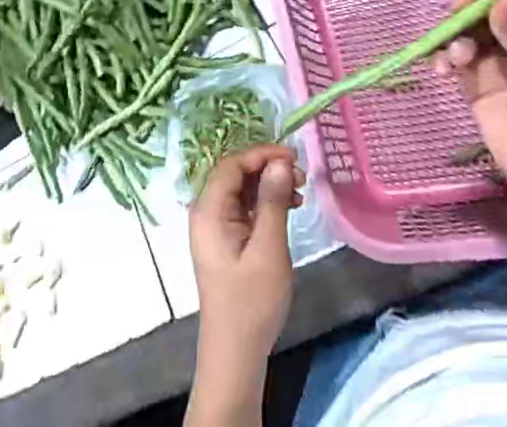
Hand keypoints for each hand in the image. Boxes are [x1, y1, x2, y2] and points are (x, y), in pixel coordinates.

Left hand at [188, 143, 305, 362]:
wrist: (235, 352)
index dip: (261, 154)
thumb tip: (280, 162)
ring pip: (240, 189)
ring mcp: (214, 228)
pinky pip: (242, 207)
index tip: (293, 157)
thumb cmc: (252, 301)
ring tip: (299, 193)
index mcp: (208, 211)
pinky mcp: (225, 240)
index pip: (231, 164)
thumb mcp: (268, 247)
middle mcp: (206, 213)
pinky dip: (265, 202)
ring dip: (268, 184)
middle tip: (300, 176)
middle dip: (267, 167)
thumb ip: (272, 201)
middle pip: (234, 173)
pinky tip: (288, 208)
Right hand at [435, 0, 506, 222]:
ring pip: (474, 29)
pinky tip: (443, 67)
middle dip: (476, 0)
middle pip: (499, 4)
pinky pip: (459, 60)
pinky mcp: (482, 88)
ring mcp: (506, 65)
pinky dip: (446, 56)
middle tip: (459, 6)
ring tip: (455, 50)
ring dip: (458, 28)